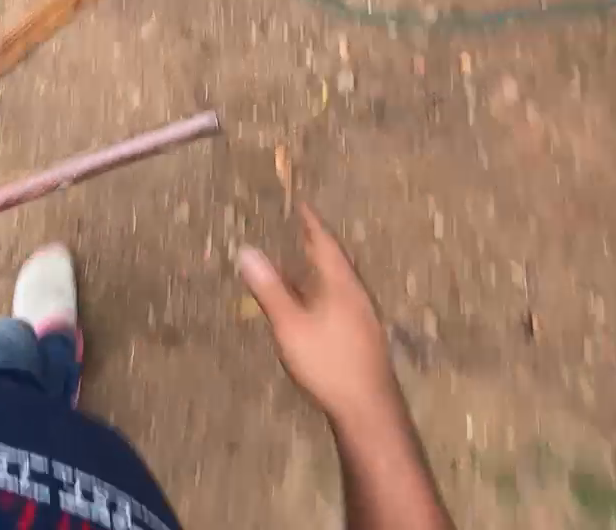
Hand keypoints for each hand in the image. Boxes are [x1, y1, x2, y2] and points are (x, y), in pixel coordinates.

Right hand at [238, 205, 400, 421]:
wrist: (369, 410)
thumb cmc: (327, 361)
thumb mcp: (289, 324)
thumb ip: (268, 288)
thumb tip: (246, 251)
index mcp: (340, 284)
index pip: (325, 243)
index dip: (312, 223)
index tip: (302, 205)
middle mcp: (355, 294)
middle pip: (335, 261)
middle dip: (317, 244)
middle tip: (302, 228)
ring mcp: (362, 316)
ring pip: (338, 282)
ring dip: (319, 269)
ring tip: (301, 262)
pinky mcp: (362, 336)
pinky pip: (340, 299)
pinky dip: (322, 289)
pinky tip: (312, 304)